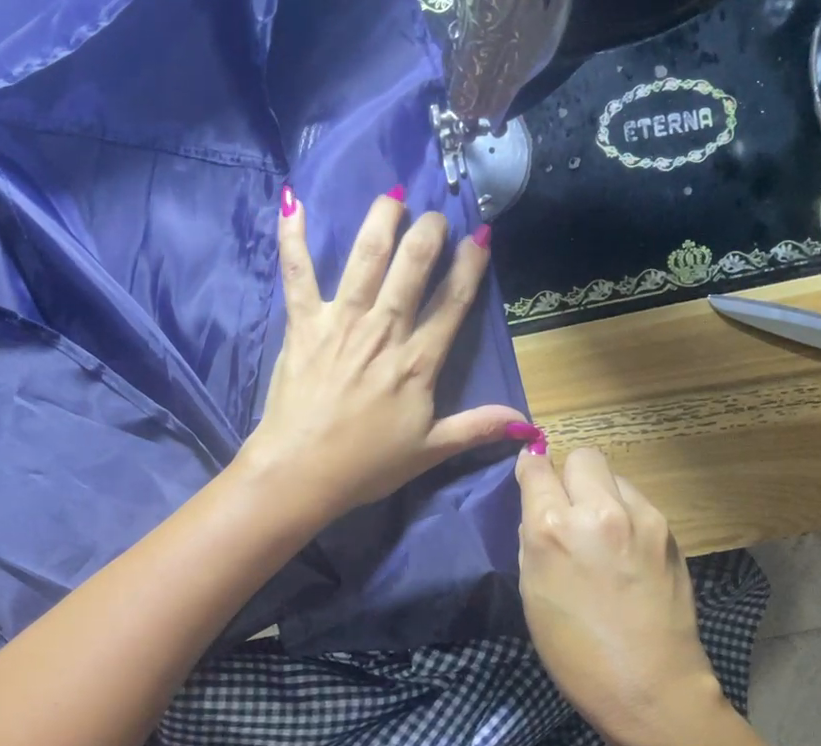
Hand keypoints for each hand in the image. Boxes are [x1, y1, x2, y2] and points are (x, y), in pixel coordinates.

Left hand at [234, 186, 524, 516]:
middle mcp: (383, 330)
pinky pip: (297, 273)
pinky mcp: (302, 325)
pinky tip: (293, 202)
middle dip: (429, 233)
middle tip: (435, 216)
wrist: (301, 473)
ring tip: (392, 198)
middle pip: (413, 266)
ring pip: (366, 257)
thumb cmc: (365, 466)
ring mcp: (341, 323)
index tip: (482, 236)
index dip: (470, 265)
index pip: (453, 302)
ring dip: (381, 221)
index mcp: (418, 361)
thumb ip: (476, 429)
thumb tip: (527, 424)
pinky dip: (293, 237)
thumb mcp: (429, 451)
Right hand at [515, 448, 725, 741]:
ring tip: (600, 533)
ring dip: (600, 493)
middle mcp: (597, 511)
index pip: (536, 468)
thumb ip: (534, 541)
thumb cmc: (574, 653)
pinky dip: (625, 514)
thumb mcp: (532, 594)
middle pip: (582, 456)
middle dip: (569, 475)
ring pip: (614, 476)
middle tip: (567, 508)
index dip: (530, 472)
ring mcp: (640, 518)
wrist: (649, 685)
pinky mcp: (668, 531)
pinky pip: (638, 502)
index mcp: (551, 530)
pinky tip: (625, 551)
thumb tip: (538, 510)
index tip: (530, 481)